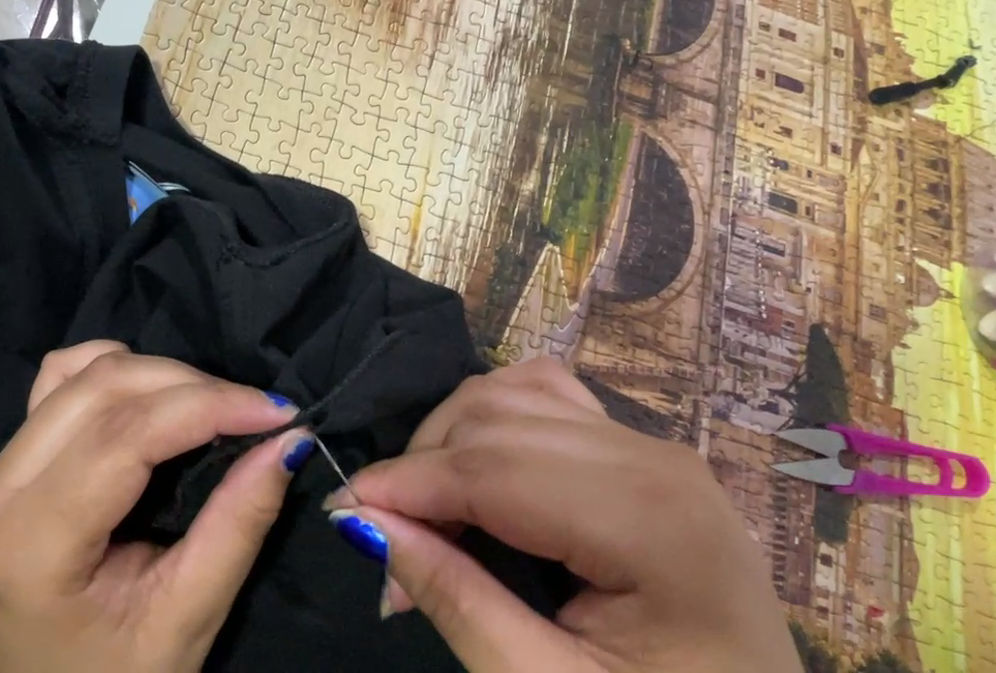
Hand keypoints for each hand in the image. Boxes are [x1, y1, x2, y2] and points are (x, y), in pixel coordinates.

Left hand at [0, 340, 311, 672]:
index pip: (125, 436)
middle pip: (102, 388)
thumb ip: (235, 526)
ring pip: (81, 372)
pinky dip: (112, 370)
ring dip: (158, 374)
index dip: (207, 406)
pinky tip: (151, 398)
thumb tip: (288, 442)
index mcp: (33, 543)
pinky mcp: (7, 455)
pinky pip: (57, 379)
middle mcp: (1, 489)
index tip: (277, 410)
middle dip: (191, 384)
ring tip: (213, 408)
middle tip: (254, 412)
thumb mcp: (187, 620)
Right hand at [324, 359, 800, 672]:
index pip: (493, 468)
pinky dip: (493, 420)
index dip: (406, 483)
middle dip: (423, 467)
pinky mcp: (643, 453)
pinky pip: (546, 399)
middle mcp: (654, 457)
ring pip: (513, 395)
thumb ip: (458, 600)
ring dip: (452, 440)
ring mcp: (653, 447)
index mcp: (650, 518)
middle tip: (386, 539)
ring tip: (428, 511)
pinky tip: (478, 470)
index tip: (340, 510)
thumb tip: (366, 522)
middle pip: (497, 418)